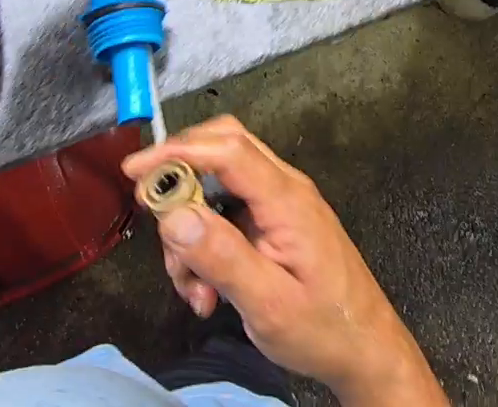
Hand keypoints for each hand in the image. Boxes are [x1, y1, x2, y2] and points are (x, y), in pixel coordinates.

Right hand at [124, 117, 445, 405]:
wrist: (364, 346)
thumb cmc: (322, 326)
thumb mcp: (267, 302)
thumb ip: (222, 256)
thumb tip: (174, 215)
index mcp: (286, 198)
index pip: (228, 150)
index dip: (178, 150)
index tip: (133, 170)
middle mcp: (284, 188)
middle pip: (223, 151)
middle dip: (181, 185)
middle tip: (162, 235)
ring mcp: (280, 204)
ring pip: (218, 187)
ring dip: (192, 232)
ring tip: (196, 292)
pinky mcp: (275, 223)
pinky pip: (228, 214)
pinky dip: (207, 244)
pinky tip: (209, 291)